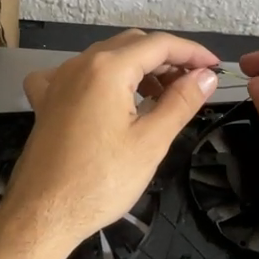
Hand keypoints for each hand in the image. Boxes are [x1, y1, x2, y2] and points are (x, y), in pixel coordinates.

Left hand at [0, 30, 221, 258]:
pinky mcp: (45, 102)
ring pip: (104, 58)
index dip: (192, 52)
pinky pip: (73, 76)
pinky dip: (98, 79)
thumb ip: (181, 102)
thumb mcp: (151, 142)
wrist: (43, 213)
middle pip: (131, 45)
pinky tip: (105, 98)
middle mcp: (79, 65)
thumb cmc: (100, 181)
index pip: (159, 44)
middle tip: (192, 85)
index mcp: (107, 69)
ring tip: (161, 96)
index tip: (215, 67)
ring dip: (136, 68)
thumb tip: (205, 76)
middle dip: (166, 59)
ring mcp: (57, 81)